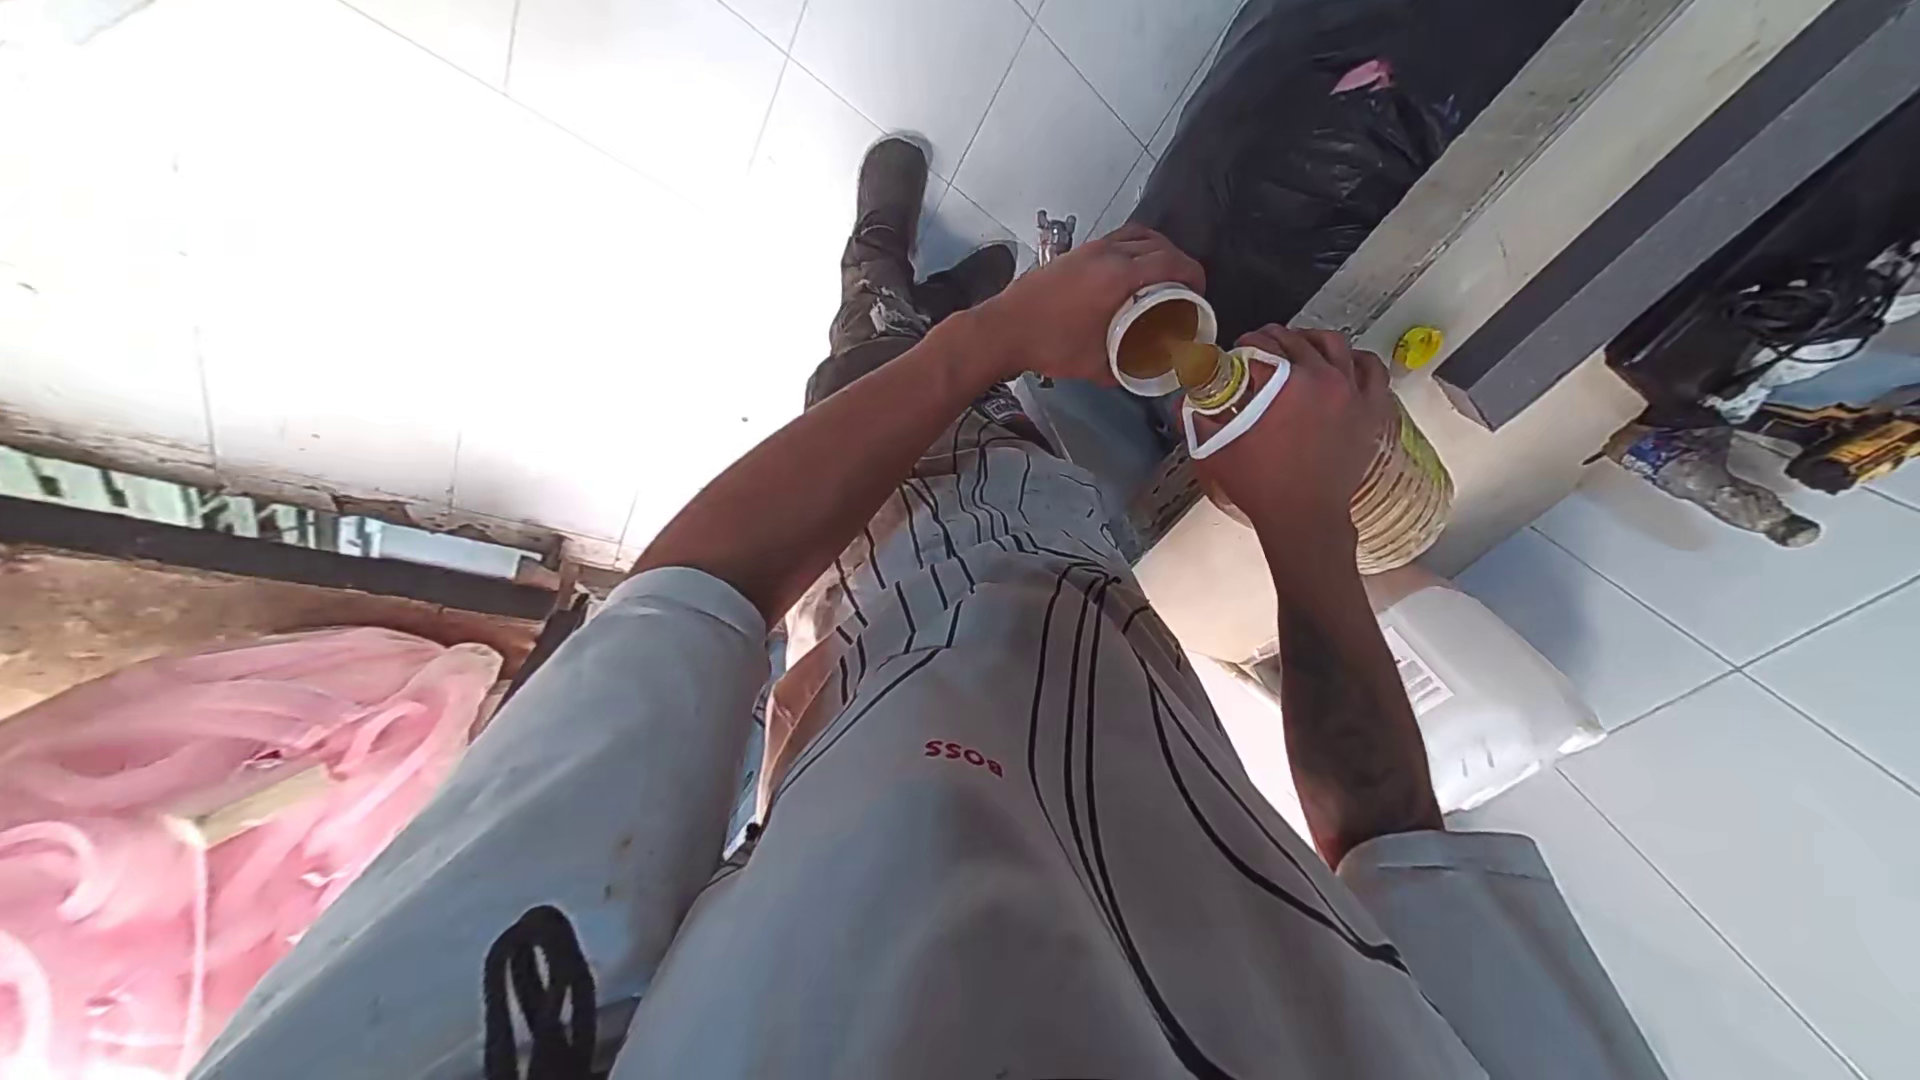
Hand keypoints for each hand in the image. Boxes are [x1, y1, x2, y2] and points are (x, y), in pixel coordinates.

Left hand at [967, 224, 1204, 381]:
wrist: (1003, 329)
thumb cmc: (1048, 345)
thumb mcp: (1093, 365)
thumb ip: (1124, 369)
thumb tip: (1144, 373)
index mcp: (1117, 276)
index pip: (1170, 262)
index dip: (1192, 274)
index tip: (1199, 290)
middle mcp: (1106, 254)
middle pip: (1158, 244)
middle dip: (1178, 262)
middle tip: (1184, 286)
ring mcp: (1088, 249)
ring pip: (1136, 236)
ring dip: (1156, 250)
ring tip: (1162, 275)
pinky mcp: (1074, 254)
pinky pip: (1116, 239)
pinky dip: (1133, 249)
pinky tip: (1130, 273)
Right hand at [1193, 325, 1392, 533]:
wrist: (1303, 515)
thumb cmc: (1259, 484)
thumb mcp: (1215, 450)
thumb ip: (1196, 419)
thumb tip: (1183, 402)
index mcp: (1284, 383)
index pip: (1263, 345)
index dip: (1246, 345)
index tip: (1238, 351)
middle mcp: (1323, 378)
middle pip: (1296, 341)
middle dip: (1273, 339)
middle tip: (1260, 349)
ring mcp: (1352, 391)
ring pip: (1334, 345)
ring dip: (1311, 340)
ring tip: (1298, 347)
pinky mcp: (1371, 408)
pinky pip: (1369, 367)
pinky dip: (1353, 359)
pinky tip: (1340, 363)